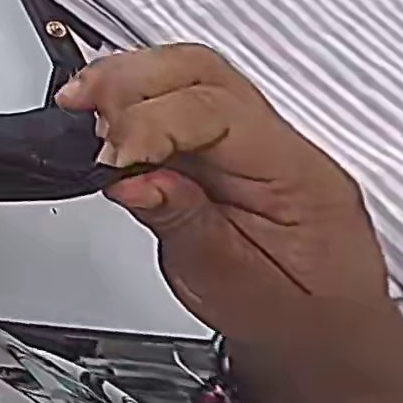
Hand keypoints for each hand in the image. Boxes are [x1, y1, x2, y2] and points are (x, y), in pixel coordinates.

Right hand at [59, 45, 402, 402]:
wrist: (322, 333)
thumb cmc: (294, 318)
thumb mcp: (234, 289)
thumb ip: (184, 227)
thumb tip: (129, 182)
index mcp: (298, 178)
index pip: (216, 114)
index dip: (149, 125)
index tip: (108, 159)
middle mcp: (277, 144)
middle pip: (201, 71)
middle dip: (128, 80)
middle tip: (80, 104)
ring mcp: (249, 135)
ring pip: (183, 69)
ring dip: (122, 79)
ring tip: (80, 103)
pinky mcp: (216, 139)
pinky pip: (169, 91)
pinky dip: (124, 92)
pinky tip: (99, 112)